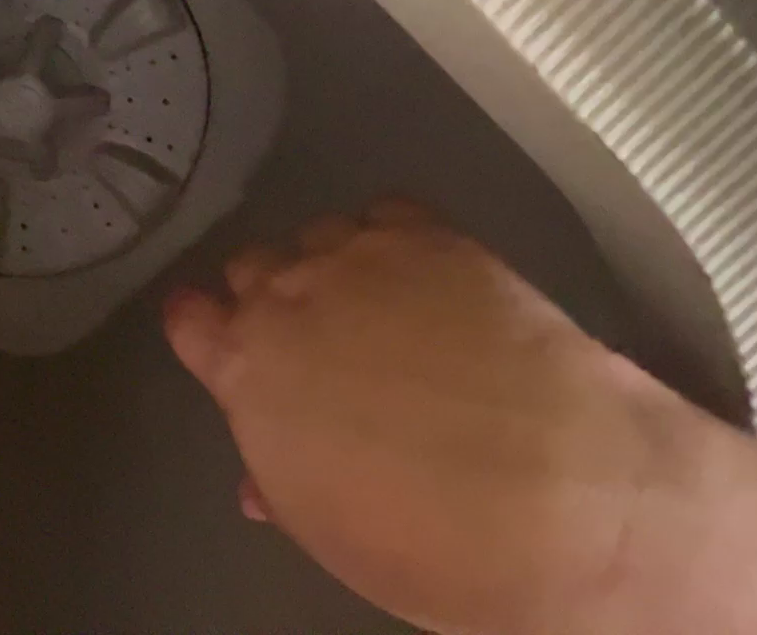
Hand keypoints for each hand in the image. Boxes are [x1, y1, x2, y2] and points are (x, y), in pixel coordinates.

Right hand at [163, 201, 713, 634]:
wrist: (567, 500)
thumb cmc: (431, 542)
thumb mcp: (331, 531)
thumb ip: (279, 480)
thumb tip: (258, 478)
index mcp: (247, 367)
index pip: (189, 317)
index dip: (200, 324)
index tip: (217, 336)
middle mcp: (288, 296)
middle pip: (249, 265)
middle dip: (266, 294)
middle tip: (311, 334)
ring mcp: (357, 257)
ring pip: (314, 235)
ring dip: (328, 264)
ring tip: (375, 302)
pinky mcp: (427, 237)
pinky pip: (382, 214)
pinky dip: (389, 238)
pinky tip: (420, 275)